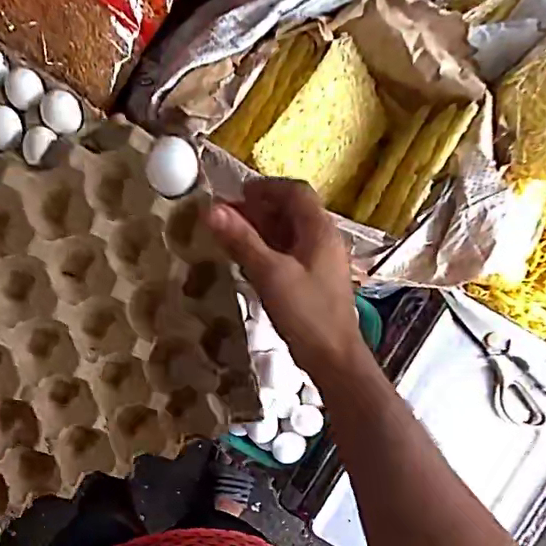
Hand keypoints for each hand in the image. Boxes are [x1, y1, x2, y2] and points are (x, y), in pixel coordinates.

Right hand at [206, 178, 365, 382]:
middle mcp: (324, 240)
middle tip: (225, 218)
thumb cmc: (305, 313)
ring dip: (260, 230)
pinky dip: (267, 250)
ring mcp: (320, 261)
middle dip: (258, 209)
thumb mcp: (269, 274)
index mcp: (319, 230)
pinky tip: (247, 261)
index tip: (236, 194)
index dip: (266, 188)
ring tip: (230, 237)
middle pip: (291, 211)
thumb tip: (212, 210)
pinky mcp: (313, 281)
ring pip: (289, 233)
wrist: (334, 357)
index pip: (295, 192)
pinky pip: (288, 254)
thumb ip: (241, 240)